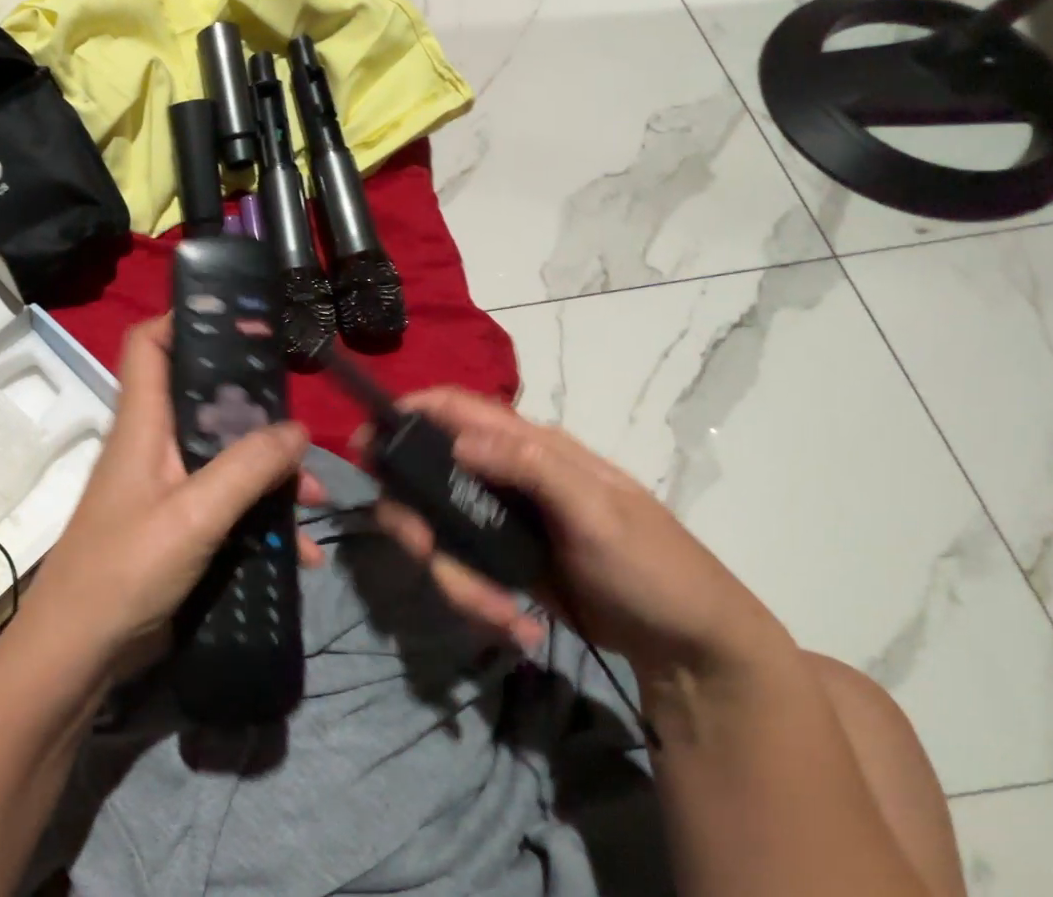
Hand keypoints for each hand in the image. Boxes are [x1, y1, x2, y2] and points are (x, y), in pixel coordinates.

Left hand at [20, 319, 323, 678]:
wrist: (82, 650)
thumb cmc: (125, 570)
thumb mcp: (193, 515)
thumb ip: (245, 468)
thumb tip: (297, 430)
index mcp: (141, 425)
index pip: (148, 345)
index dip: (186, 320)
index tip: (243, 321)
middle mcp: (152, 447)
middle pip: (205, 402)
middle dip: (258, 411)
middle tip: (305, 422)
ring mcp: (164, 490)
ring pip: (225, 459)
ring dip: (272, 475)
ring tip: (319, 500)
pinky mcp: (177, 529)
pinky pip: (227, 508)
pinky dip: (263, 521)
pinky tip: (303, 553)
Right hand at [370, 387, 788, 682]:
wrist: (686, 644)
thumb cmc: (654, 566)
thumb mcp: (600, 513)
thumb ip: (532, 468)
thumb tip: (458, 440)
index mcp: (532, 447)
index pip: (456, 409)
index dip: (407, 415)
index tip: (365, 445)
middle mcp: (505, 477)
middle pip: (426, 478)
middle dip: (414, 518)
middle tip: (422, 552)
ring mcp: (500, 523)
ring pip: (437, 533)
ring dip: (454, 578)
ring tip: (500, 615)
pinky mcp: (500, 564)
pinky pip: (460, 572)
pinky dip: (476, 600)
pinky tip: (515, 625)